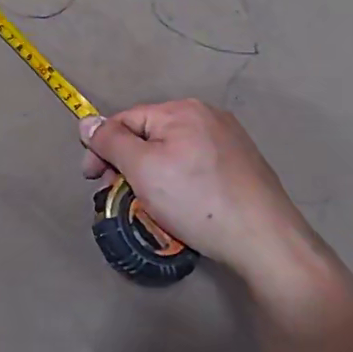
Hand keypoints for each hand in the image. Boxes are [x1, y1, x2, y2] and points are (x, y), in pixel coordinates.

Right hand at [78, 99, 311, 277]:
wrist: (264, 241)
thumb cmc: (198, 201)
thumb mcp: (142, 169)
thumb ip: (110, 141)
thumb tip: (87, 122)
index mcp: (182, 110)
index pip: (124, 120)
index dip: (101, 148)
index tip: (92, 180)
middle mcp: (207, 116)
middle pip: (148, 135)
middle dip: (126, 164)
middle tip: (118, 195)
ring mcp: (228, 140)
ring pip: (170, 152)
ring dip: (149, 175)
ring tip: (147, 204)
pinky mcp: (241, 165)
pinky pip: (193, 165)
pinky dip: (176, 181)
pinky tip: (178, 204)